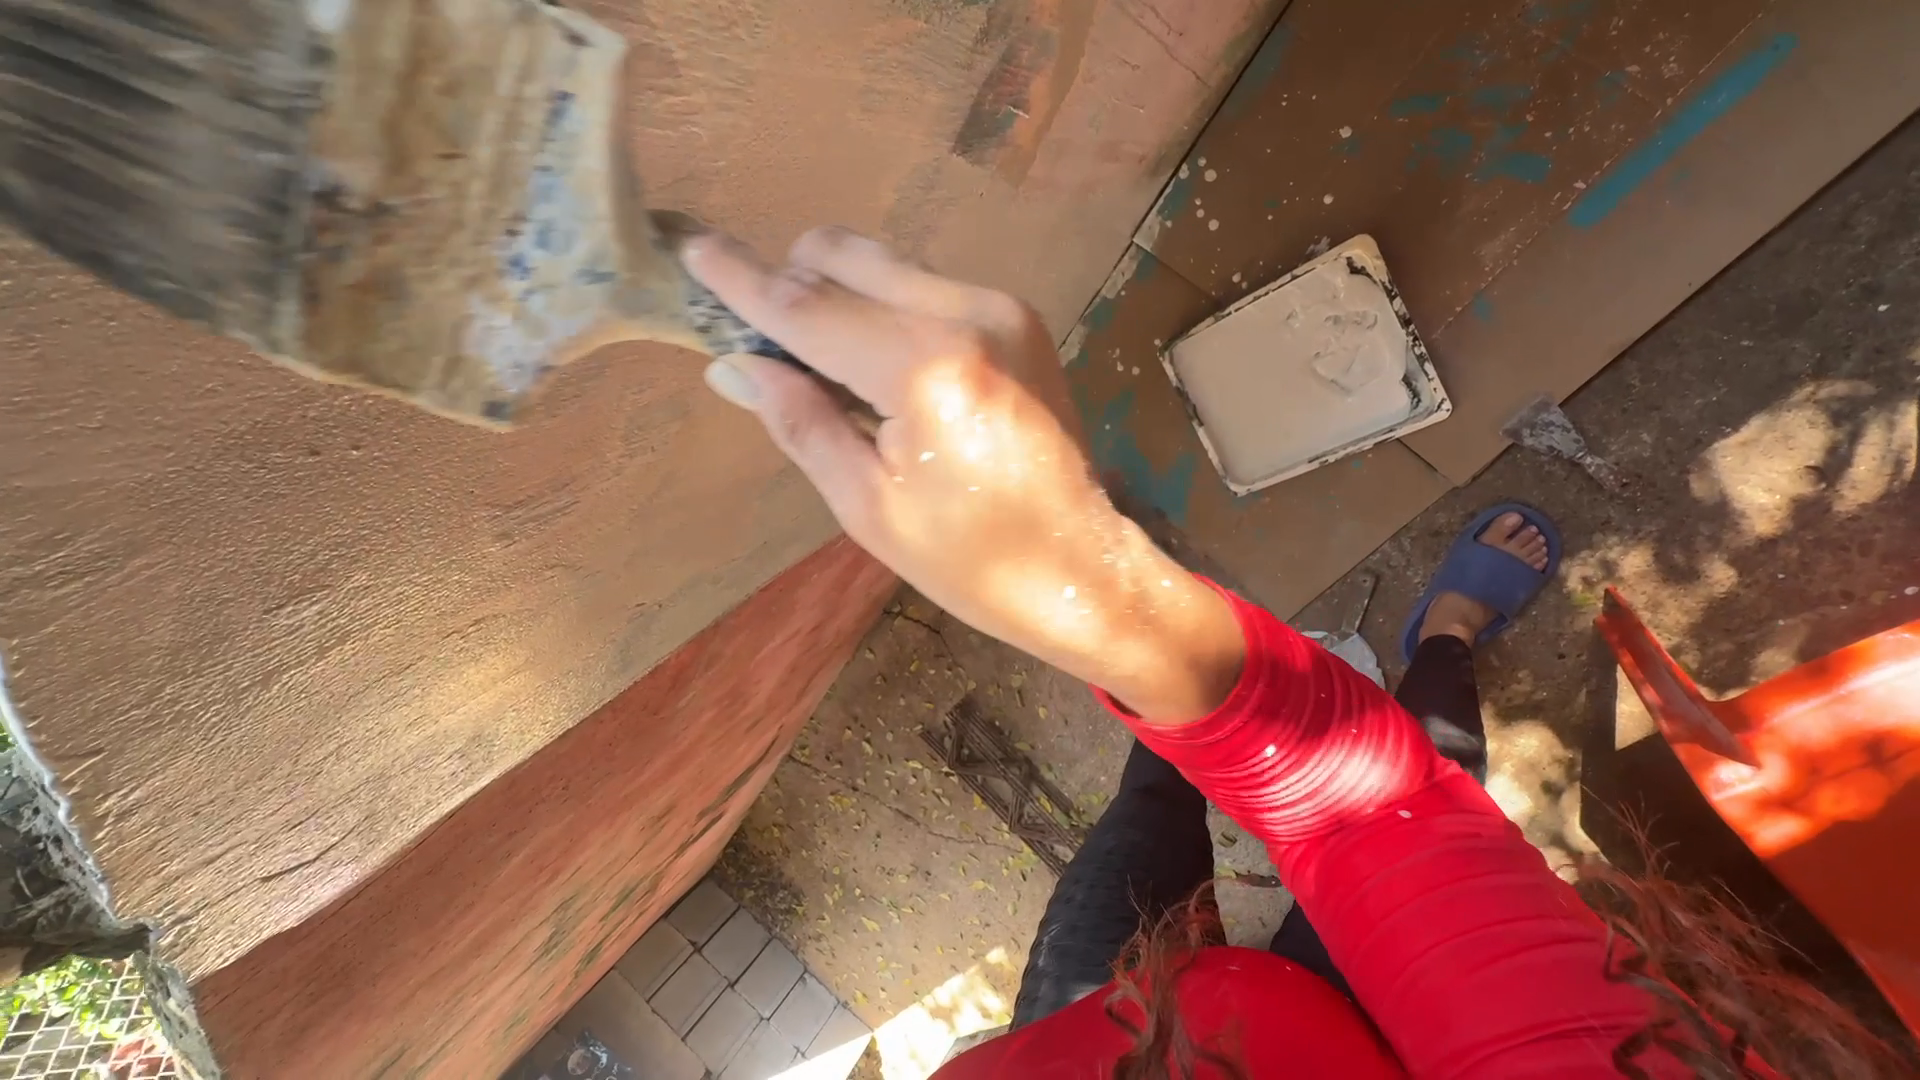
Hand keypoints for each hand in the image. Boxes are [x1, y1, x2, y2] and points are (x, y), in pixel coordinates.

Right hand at [682, 227, 1242, 721]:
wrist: (1081, 567)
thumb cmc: (970, 560)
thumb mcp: (868, 507)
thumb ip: (801, 421)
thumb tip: (737, 366)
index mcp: (925, 367)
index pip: (808, 308)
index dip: (743, 282)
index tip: (694, 249)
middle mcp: (967, 312)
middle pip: (845, 258)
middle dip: (795, 289)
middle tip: (775, 354)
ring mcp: (1002, 308)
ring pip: (885, 267)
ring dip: (842, 302)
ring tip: (840, 379)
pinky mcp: (1019, 318)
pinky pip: (925, 288)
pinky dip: (887, 314)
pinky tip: (891, 377)